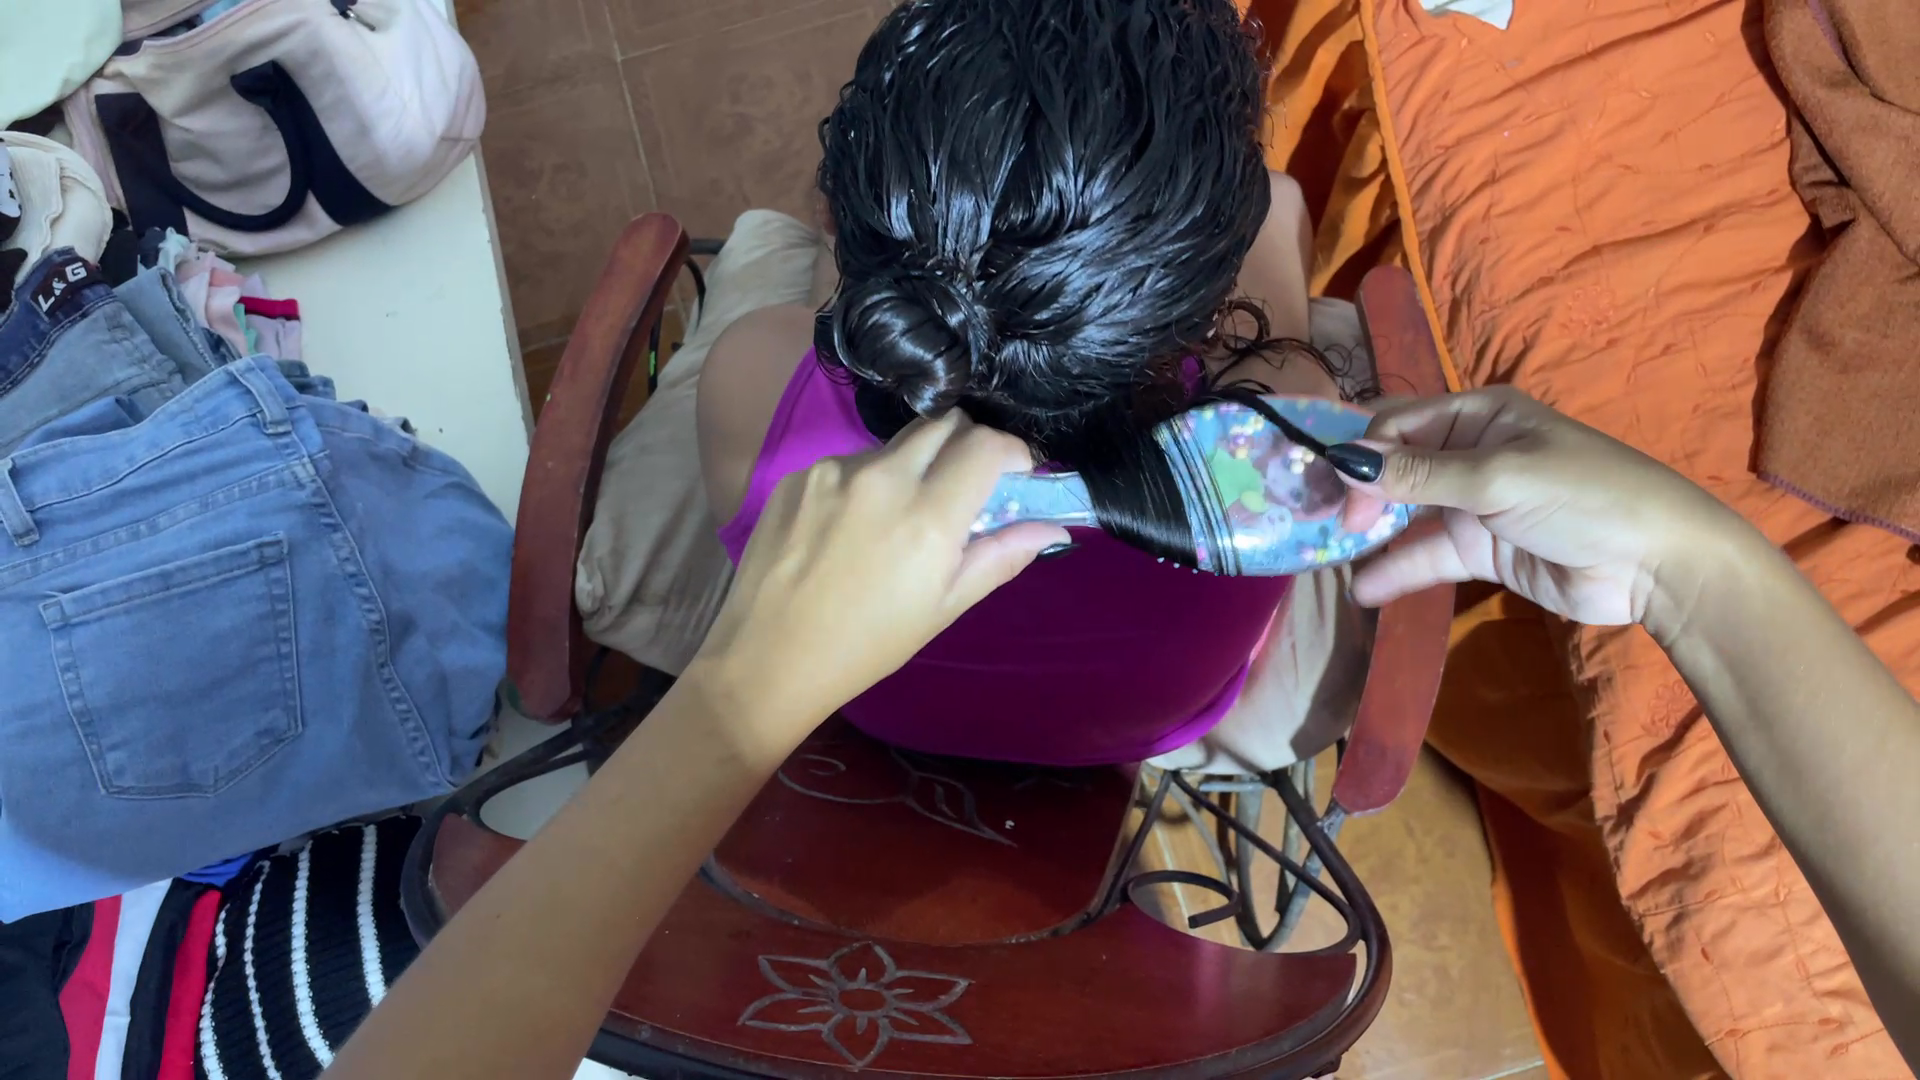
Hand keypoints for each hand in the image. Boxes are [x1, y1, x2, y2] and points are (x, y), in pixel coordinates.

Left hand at [687, 411, 1068, 735]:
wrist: (769, 659)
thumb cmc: (868, 645)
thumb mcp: (944, 608)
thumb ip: (1001, 556)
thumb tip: (1053, 527)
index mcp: (926, 516)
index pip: (987, 445)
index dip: (1013, 452)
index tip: (1015, 475)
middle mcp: (881, 478)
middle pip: (944, 424)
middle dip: (967, 445)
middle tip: (964, 488)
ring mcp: (832, 471)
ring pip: (895, 444)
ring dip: (914, 466)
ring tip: (896, 520)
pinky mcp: (798, 476)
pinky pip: (850, 462)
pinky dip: (867, 482)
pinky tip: (848, 528)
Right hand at [1333, 387, 1744, 626]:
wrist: (1659, 567)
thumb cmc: (1584, 496)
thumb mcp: (1496, 478)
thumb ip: (1415, 474)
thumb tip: (1341, 460)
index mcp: (1475, 416)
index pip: (1396, 423)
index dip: (1361, 452)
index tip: (1340, 491)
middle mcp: (1465, 453)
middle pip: (1391, 467)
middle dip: (1356, 491)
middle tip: (1328, 523)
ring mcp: (1468, 503)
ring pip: (1400, 514)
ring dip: (1369, 533)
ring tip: (1331, 555)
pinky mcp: (1474, 548)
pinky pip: (1422, 556)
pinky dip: (1393, 571)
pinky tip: (1364, 590)